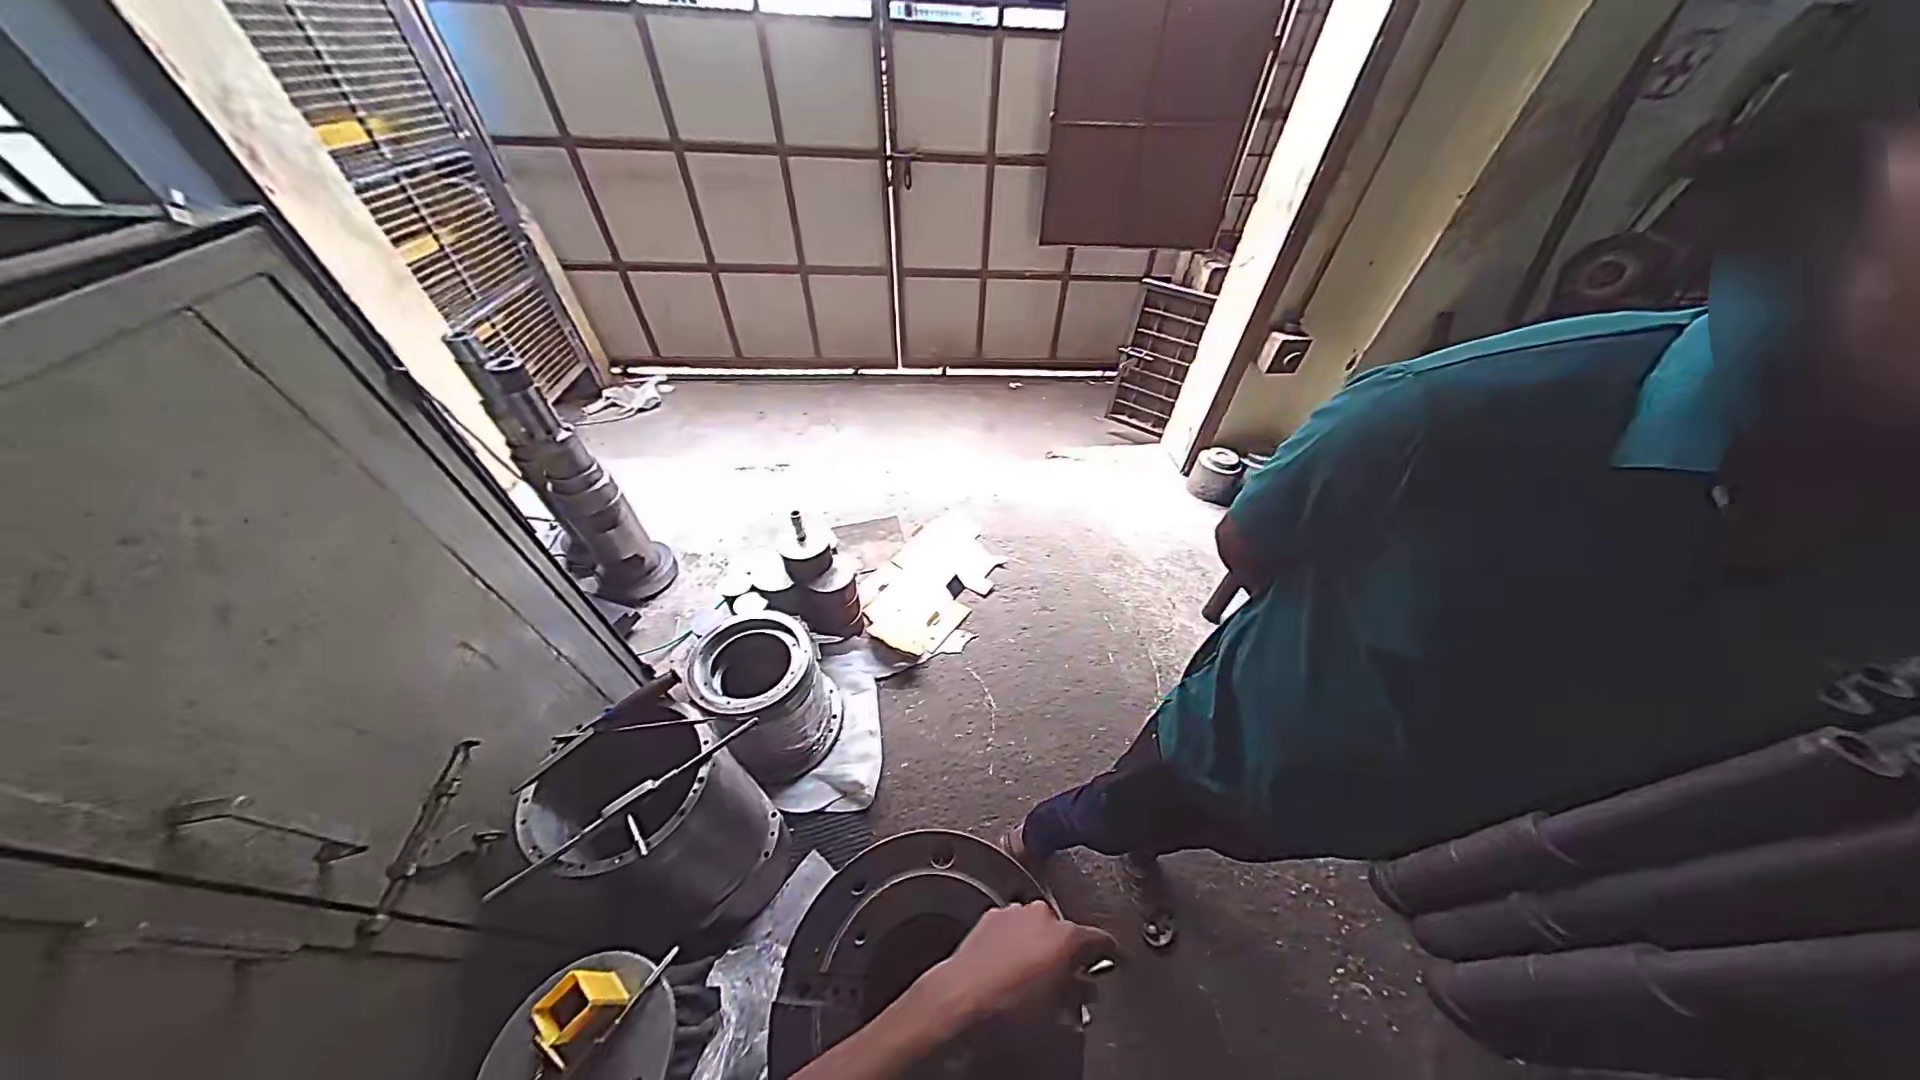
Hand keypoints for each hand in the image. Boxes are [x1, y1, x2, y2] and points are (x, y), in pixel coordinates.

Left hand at [911, 902, 1118, 1032]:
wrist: (962, 998)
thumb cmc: (1007, 1008)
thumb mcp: (1056, 1008)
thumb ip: (1077, 991)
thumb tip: (1084, 987)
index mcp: (1065, 935)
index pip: (1099, 939)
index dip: (1110, 951)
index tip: (1114, 957)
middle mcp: (1041, 915)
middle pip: (1065, 930)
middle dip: (1066, 951)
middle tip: (1066, 977)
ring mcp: (1015, 912)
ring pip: (1036, 926)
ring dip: (1038, 943)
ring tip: (1032, 972)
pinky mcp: (992, 916)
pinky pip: (1013, 926)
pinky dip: (1015, 939)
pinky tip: (1009, 963)